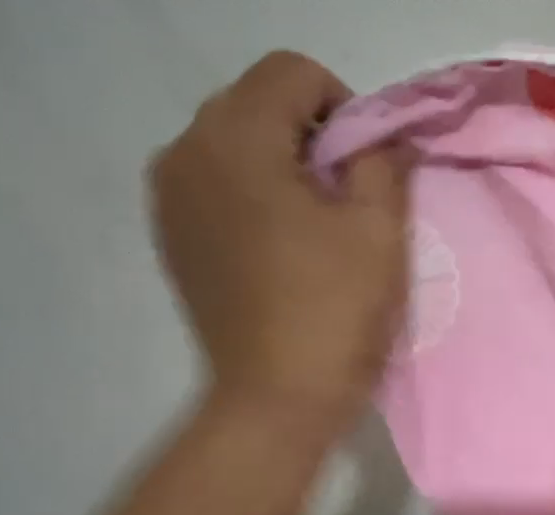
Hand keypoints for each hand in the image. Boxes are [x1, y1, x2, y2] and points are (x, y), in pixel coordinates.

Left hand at [151, 51, 413, 430]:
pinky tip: (287, 254)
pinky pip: (219, 188)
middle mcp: (185, 150)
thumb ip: (384, 166)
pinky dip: (258, 201)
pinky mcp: (174, 235)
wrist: (278, 398)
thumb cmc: (336, 311)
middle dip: (315, 140)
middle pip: (259, 105)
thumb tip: (384, 140)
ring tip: (321, 233)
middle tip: (353, 203)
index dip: (348, 111)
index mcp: (235, 138)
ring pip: (237, 147)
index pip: (293, 74)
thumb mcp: (381, 233)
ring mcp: (170, 195)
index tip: (373, 171)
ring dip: (286, 171)